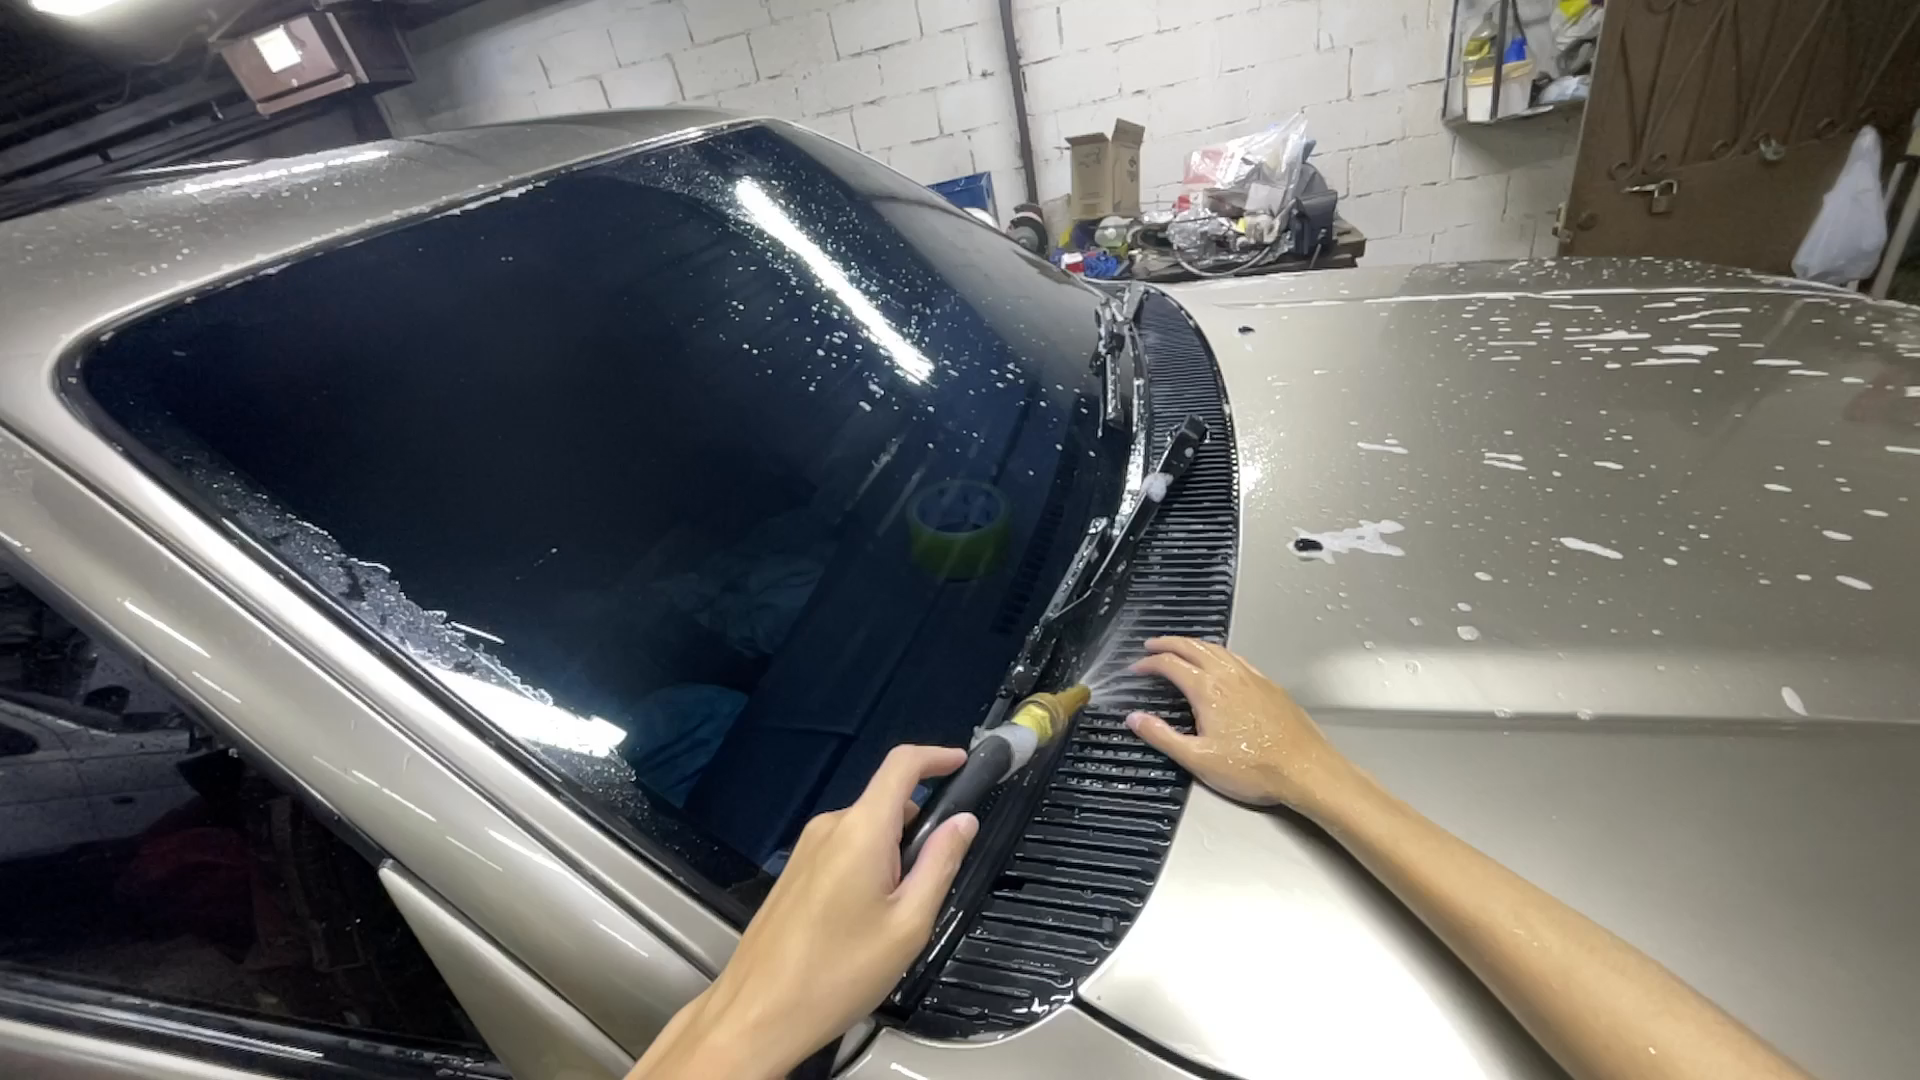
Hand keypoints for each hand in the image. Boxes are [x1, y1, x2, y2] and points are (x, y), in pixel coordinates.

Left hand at [629, 746, 976, 1079]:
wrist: (756, 1015)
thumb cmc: (838, 972)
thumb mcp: (908, 925)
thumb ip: (940, 863)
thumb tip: (963, 820)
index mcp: (861, 829)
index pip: (902, 764)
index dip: (936, 756)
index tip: (962, 763)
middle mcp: (831, 825)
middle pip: (888, 805)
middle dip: (918, 832)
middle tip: (927, 891)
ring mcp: (808, 846)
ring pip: (867, 831)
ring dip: (892, 856)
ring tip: (892, 920)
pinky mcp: (795, 869)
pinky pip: (845, 849)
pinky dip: (868, 867)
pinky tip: (862, 924)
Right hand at [1125, 637, 1355, 814]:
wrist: (1306, 771)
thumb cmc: (1254, 769)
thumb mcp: (1198, 759)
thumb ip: (1162, 736)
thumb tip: (1134, 719)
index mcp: (1207, 690)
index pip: (1169, 664)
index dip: (1148, 663)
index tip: (1135, 668)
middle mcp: (1228, 676)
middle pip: (1192, 647)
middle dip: (1168, 643)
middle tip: (1151, 646)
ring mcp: (1252, 678)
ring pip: (1216, 648)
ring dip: (1192, 644)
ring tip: (1180, 648)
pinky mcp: (1269, 685)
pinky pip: (1236, 657)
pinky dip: (1217, 652)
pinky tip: (1219, 661)